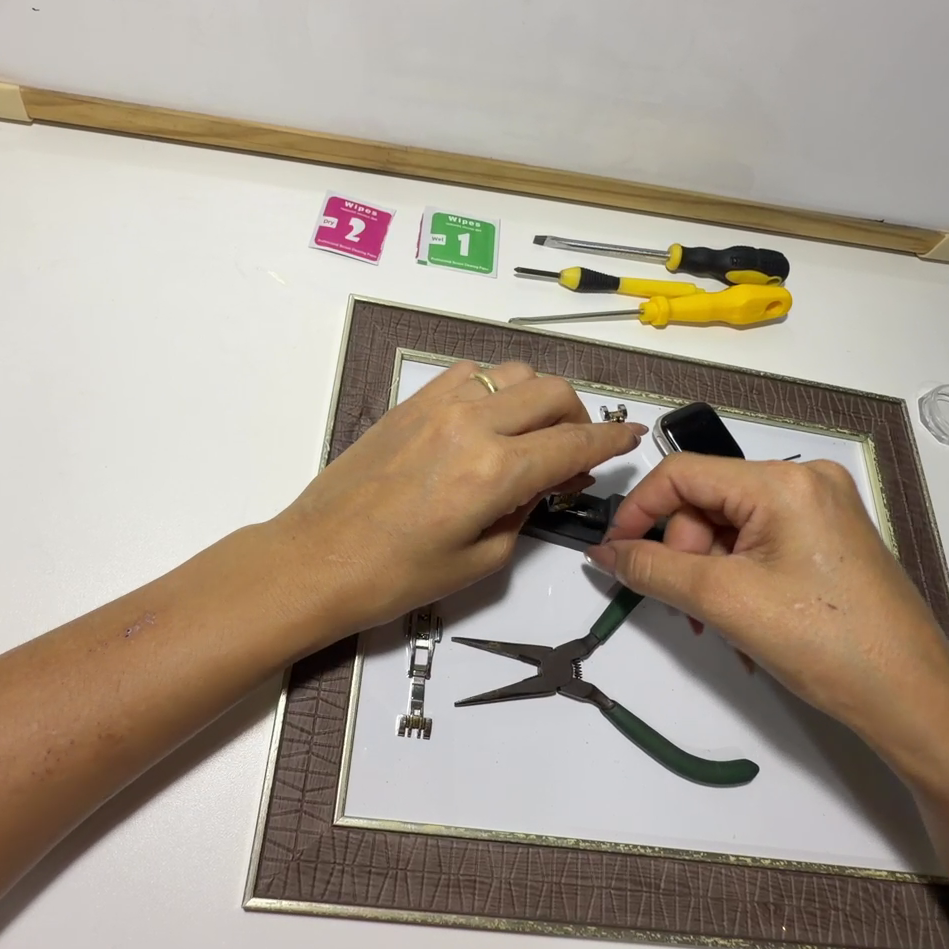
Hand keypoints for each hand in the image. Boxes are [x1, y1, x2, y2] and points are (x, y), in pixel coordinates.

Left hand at [269, 361, 644, 634]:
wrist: (318, 558)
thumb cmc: (396, 576)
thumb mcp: (481, 559)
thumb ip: (525, 511)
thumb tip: (546, 481)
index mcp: (494, 471)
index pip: (573, 443)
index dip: (610, 439)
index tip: (630, 436)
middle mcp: (471, 424)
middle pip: (550, 392)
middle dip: (577, 415)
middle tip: (574, 448)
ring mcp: (437, 405)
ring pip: (512, 372)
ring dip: (536, 395)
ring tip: (531, 431)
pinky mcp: (411, 402)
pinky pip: (468, 374)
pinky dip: (493, 387)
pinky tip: (487, 417)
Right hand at [584, 455, 948, 759]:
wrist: (915, 703)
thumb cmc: (825, 645)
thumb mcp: (722, 602)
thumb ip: (652, 569)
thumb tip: (604, 554)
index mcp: (783, 482)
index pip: (682, 473)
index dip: (638, 510)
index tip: (615, 554)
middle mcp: (805, 481)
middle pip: (706, 502)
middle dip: (682, 555)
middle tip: (684, 608)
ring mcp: (821, 509)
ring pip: (728, 527)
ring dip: (706, 574)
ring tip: (715, 625)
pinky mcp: (827, 538)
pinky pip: (757, 543)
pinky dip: (735, 578)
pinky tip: (741, 621)